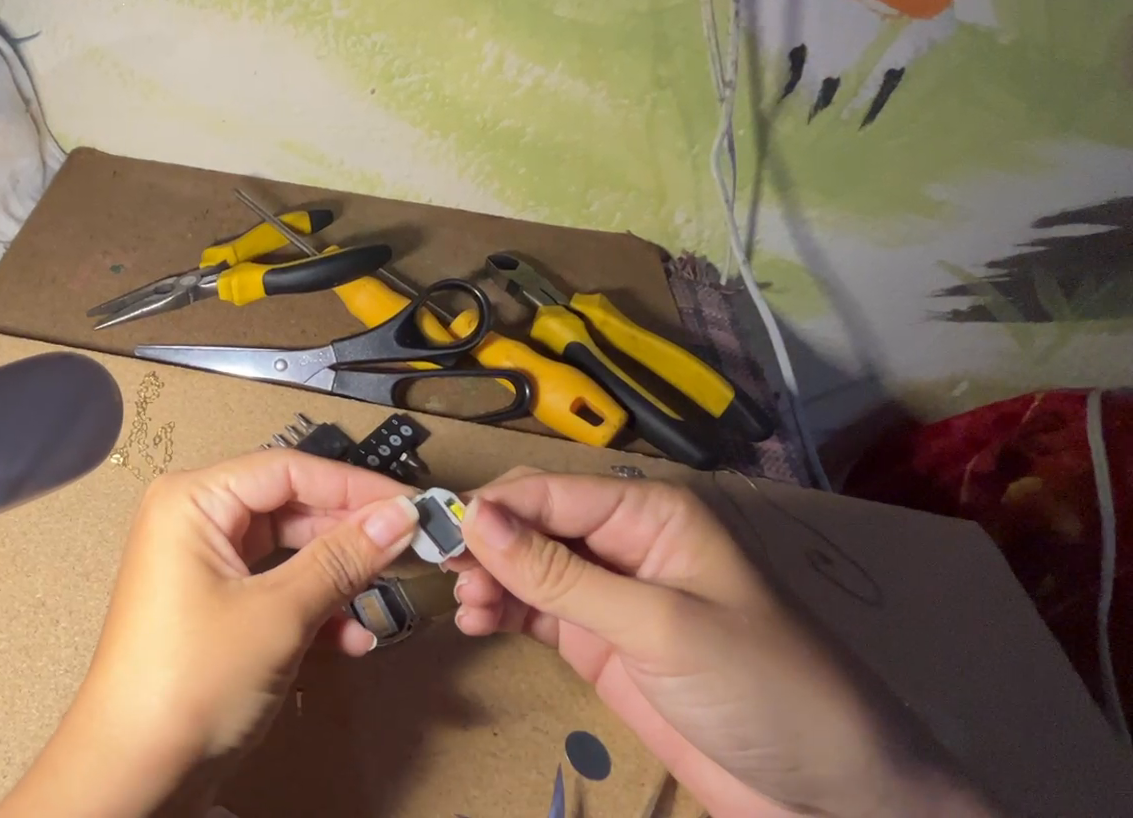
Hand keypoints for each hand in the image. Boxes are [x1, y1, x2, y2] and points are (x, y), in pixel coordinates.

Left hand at [0, 450, 419, 816]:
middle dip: (350, 532)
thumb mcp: (277, 614)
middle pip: (289, 506)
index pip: (288, 470)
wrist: (135, 772)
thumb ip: (341, 559)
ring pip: (288, 549)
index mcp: (193, 499)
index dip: (354, 485)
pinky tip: (352, 636)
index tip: (410, 504)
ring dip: (338, 576)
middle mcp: (195, 518)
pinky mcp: (216, 602)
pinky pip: (275, 586)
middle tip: (410, 547)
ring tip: (386, 595)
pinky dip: (314, 606)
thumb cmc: (188, 682)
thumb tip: (397, 518)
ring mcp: (204, 562)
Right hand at [447, 469, 995, 817]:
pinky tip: (476, 622)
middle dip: (484, 541)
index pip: (548, 491)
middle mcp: (618, 540)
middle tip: (448, 574)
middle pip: (528, 521)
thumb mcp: (657, 625)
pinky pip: (530, 607)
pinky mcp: (594, 638)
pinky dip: (498, 609)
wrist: (836, 802)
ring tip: (466, 606)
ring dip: (487, 577)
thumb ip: (559, 574)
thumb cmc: (763, 690)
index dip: (493, 507)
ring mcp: (604, 591)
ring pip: (520, 564)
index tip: (442, 535)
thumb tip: (473, 518)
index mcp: (646, 513)